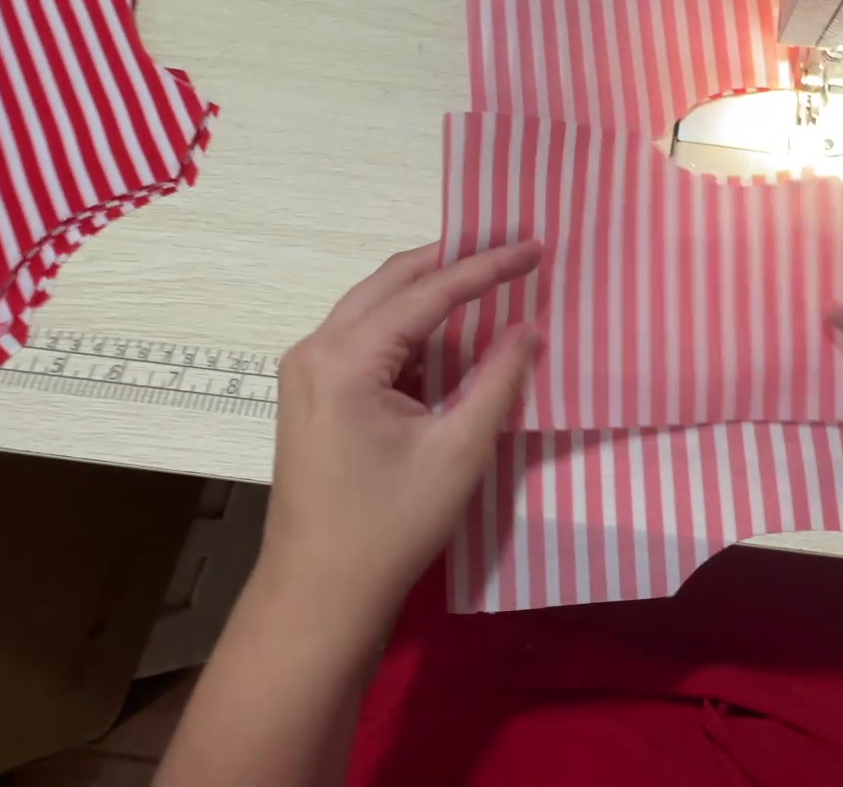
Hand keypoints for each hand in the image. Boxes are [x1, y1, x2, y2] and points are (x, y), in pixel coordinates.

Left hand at [256, 241, 544, 613]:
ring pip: (378, 306)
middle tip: (508, 248)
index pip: (428, 293)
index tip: (534, 247)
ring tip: (488, 279)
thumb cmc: (390, 525)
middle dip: (454, 261)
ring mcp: (308, 370)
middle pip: (393, 282)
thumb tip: (529, 329)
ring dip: (432, 292)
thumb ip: (499, 380)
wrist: (319, 596)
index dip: (487, 267)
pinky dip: (413, 328)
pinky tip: (451, 333)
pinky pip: (369, 338)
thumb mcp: (459, 451)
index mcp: (344, 359)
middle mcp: (315, 349)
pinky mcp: (314, 392)